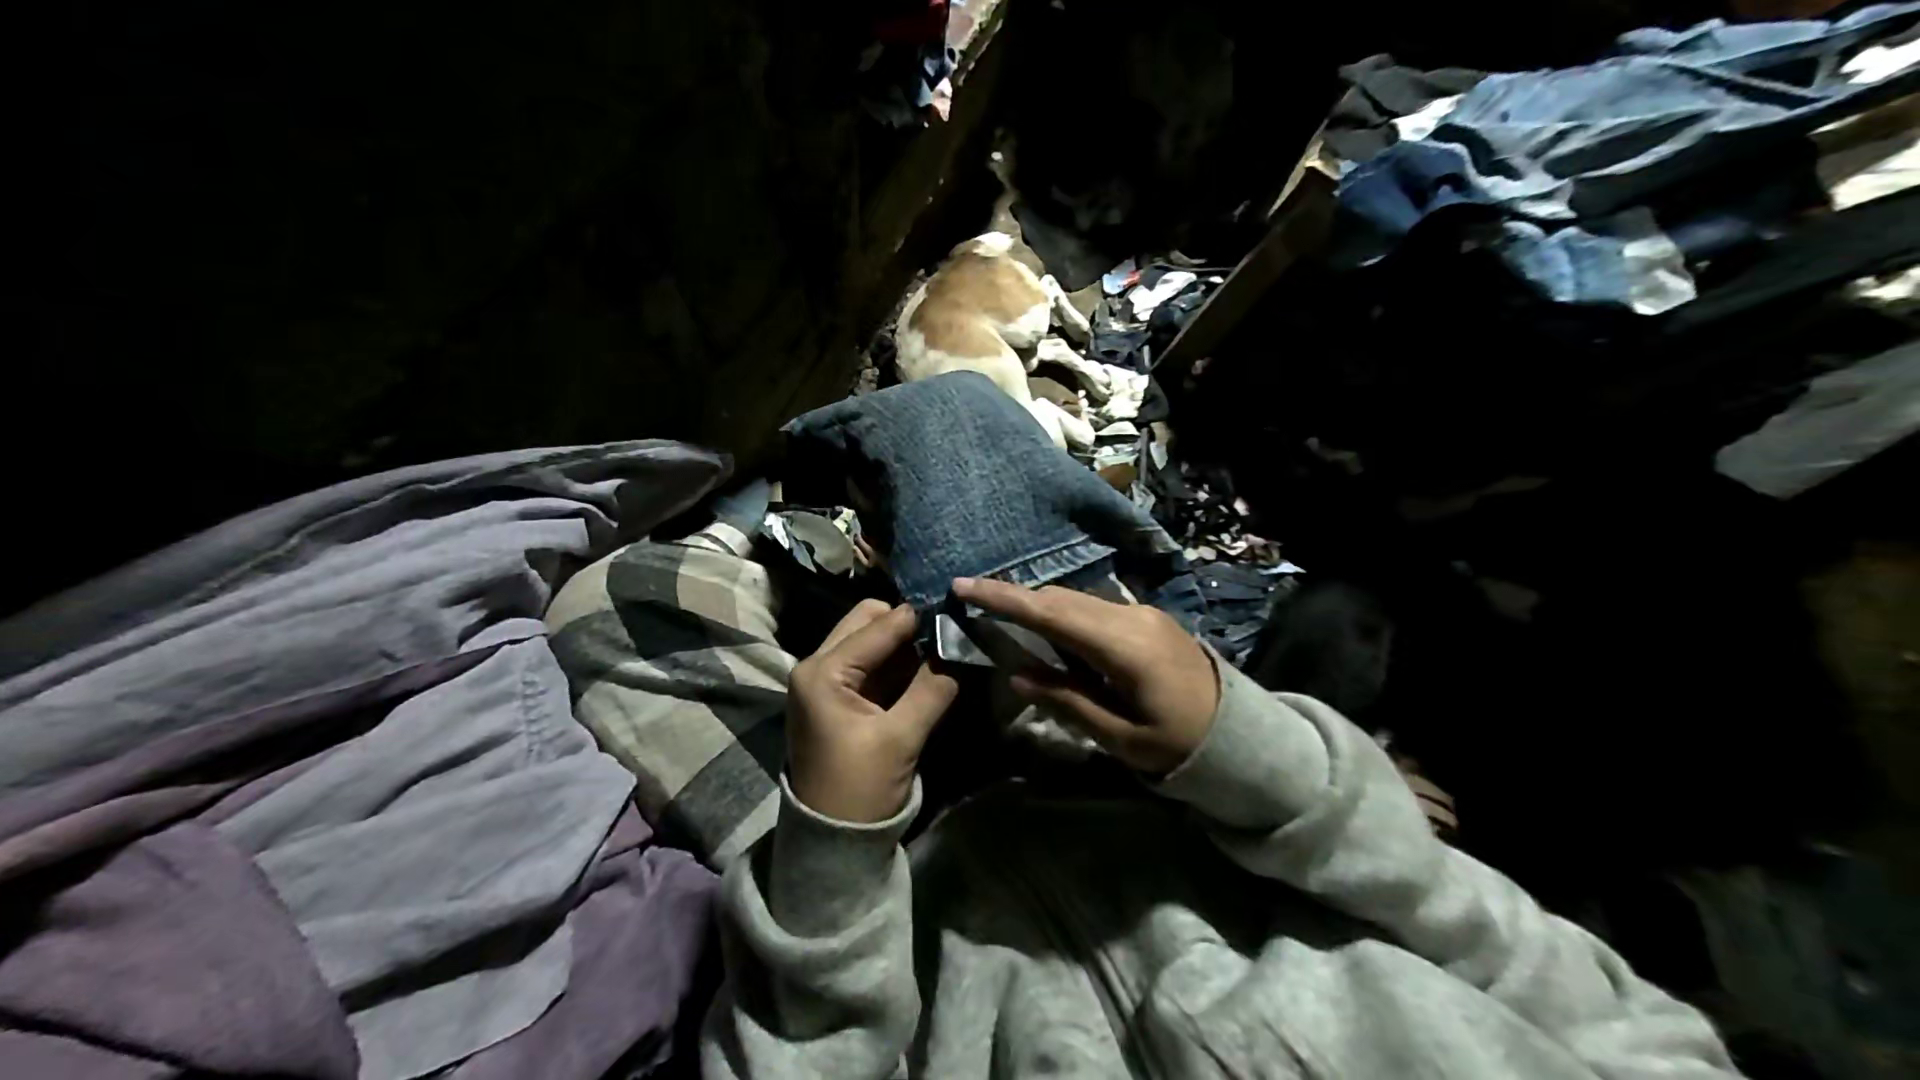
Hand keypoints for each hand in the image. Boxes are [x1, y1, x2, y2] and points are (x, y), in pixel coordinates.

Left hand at [787, 600, 959, 821]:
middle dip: (907, 623)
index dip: (918, 616)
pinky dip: (897, 661)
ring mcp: (826, 681)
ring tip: (945, 641)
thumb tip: (958, 647)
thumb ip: (931, 688)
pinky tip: (928, 664)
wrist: (831, 842)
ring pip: (870, 640)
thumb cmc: (860, 790)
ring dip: (904, 641)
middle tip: (947, 629)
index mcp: (822, 672)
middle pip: (867, 622)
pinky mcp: (839, 697)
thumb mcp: (900, 738)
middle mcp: (817, 666)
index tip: (956, 608)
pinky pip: (871, 664)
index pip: (878, 626)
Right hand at [951, 577, 1219, 774]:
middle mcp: (1131, 617)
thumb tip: (1018, 674)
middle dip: (1015, 597)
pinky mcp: (1147, 618)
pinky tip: (1049, 631)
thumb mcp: (1122, 737)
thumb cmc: (1180, 744)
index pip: (1051, 613)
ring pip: (1076, 599)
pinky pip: (1094, 607)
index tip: (964, 585)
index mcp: (1124, 646)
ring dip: (1039, 604)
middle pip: (1060, 599)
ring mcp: (1142, 613)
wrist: (1241, 733)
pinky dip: (1063, 613)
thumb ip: (1068, 702)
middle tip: (973, 601)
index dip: (1004, 598)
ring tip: (1004, 616)